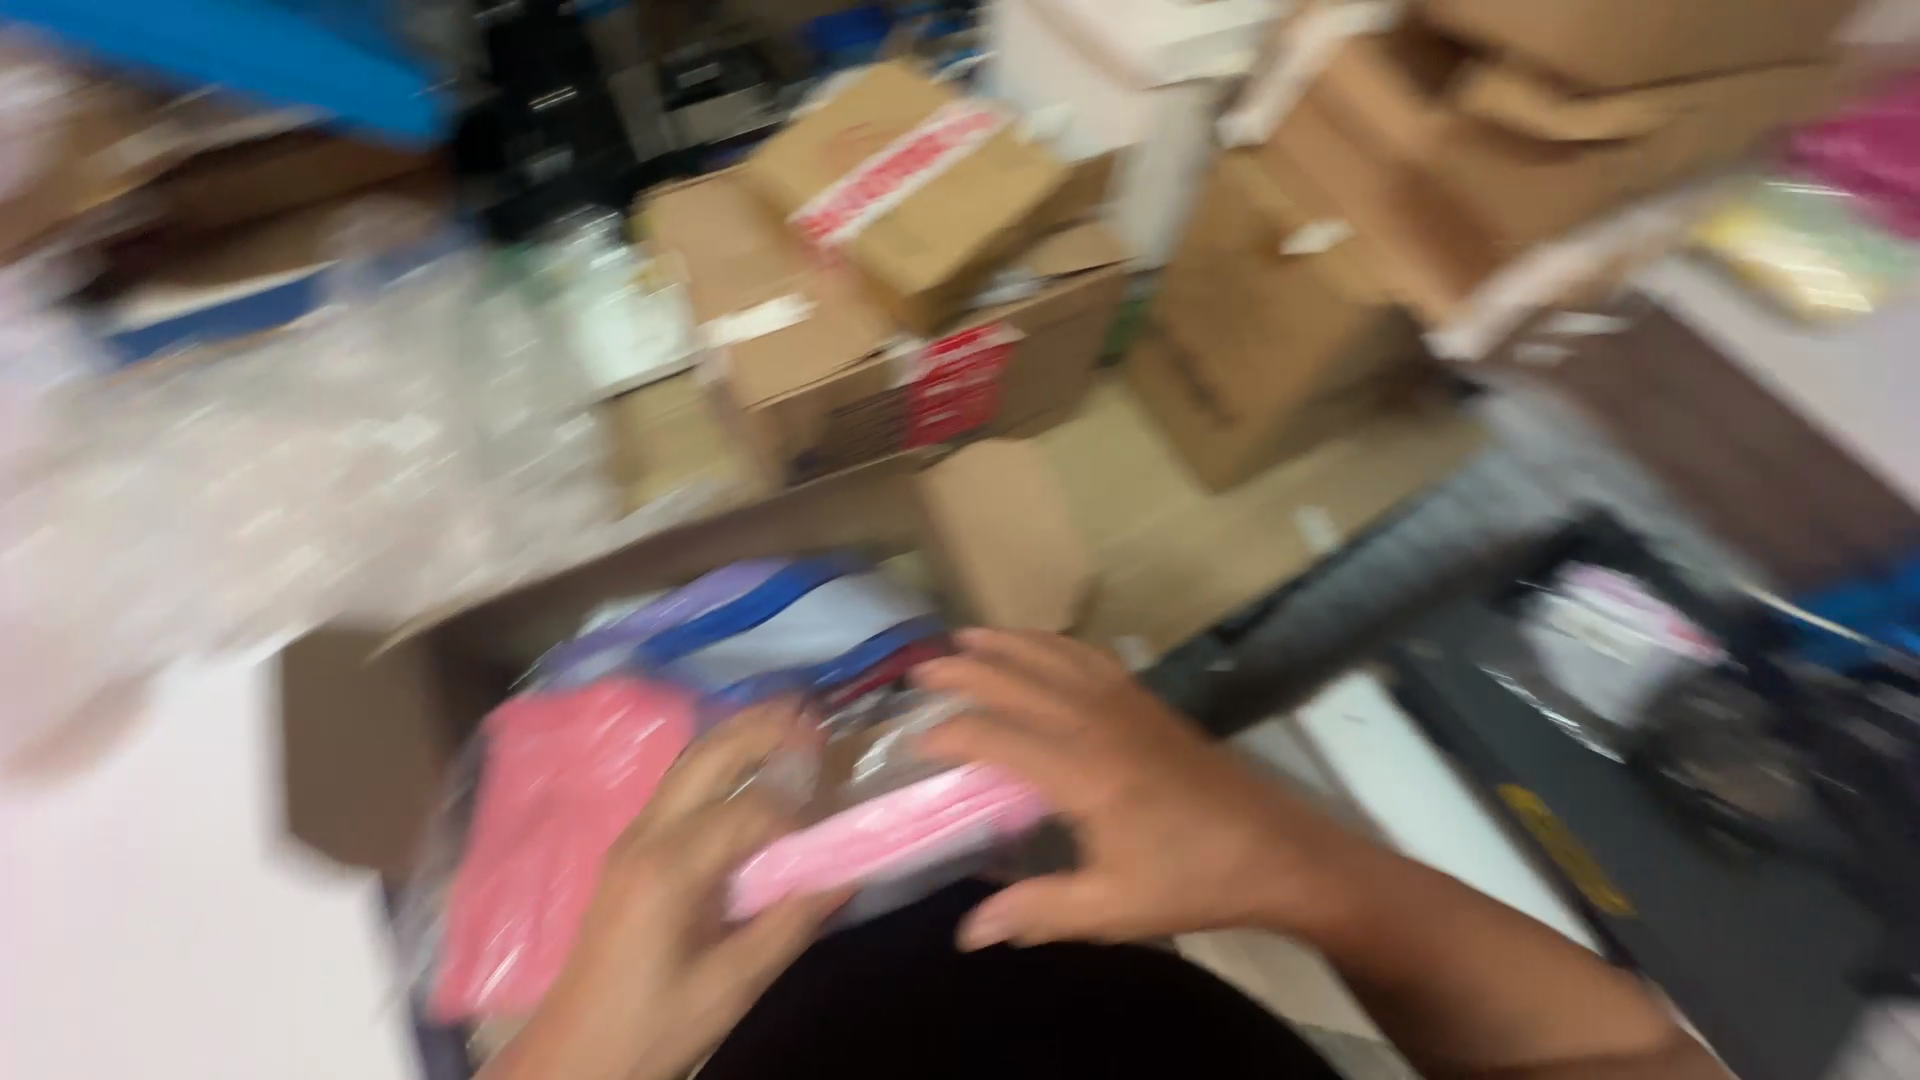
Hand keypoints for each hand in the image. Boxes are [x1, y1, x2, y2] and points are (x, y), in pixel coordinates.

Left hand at [487, 702, 847, 1079]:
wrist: (571, 1059)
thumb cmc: (651, 1027)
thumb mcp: (730, 988)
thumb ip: (791, 924)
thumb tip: (848, 873)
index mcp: (668, 869)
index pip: (748, 812)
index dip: (796, 819)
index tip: (824, 844)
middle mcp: (646, 834)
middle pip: (710, 756)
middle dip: (765, 731)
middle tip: (815, 721)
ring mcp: (633, 834)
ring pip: (691, 760)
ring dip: (742, 734)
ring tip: (789, 720)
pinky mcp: (632, 845)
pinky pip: (683, 782)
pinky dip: (723, 758)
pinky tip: (749, 762)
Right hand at [912, 629, 1359, 949]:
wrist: (1275, 848)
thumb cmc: (1192, 878)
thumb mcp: (1113, 908)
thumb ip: (1038, 911)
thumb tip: (968, 932)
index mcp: (1081, 771)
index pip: (995, 736)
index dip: (948, 735)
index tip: (916, 744)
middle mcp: (1095, 721)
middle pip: (1015, 678)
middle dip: (962, 670)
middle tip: (920, 671)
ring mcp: (1123, 701)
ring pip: (1050, 653)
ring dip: (1004, 641)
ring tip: (964, 636)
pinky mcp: (1144, 698)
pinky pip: (1087, 654)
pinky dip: (1051, 641)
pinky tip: (1037, 644)